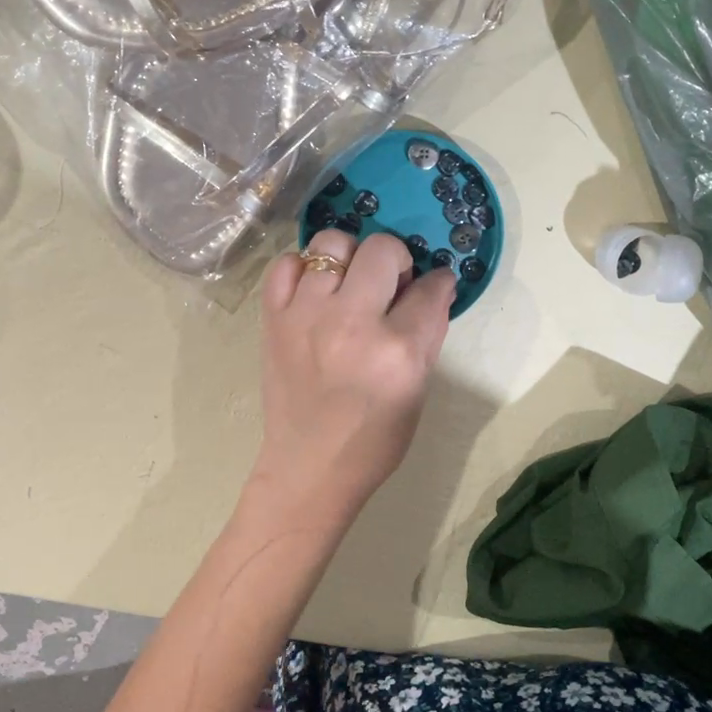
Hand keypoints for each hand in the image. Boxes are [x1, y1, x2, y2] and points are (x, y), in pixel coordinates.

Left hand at [252, 229, 455, 516]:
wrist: (310, 468)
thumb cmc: (374, 440)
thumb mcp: (417, 390)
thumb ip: (428, 335)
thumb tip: (435, 288)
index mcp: (397, 350)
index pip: (430, 288)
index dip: (437, 283)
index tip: (432, 286)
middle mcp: (351, 323)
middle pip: (382, 249)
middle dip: (397, 259)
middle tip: (391, 284)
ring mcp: (306, 316)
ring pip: (332, 243)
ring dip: (350, 257)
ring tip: (350, 282)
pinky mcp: (273, 319)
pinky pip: (286, 263)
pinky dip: (303, 267)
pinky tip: (315, 290)